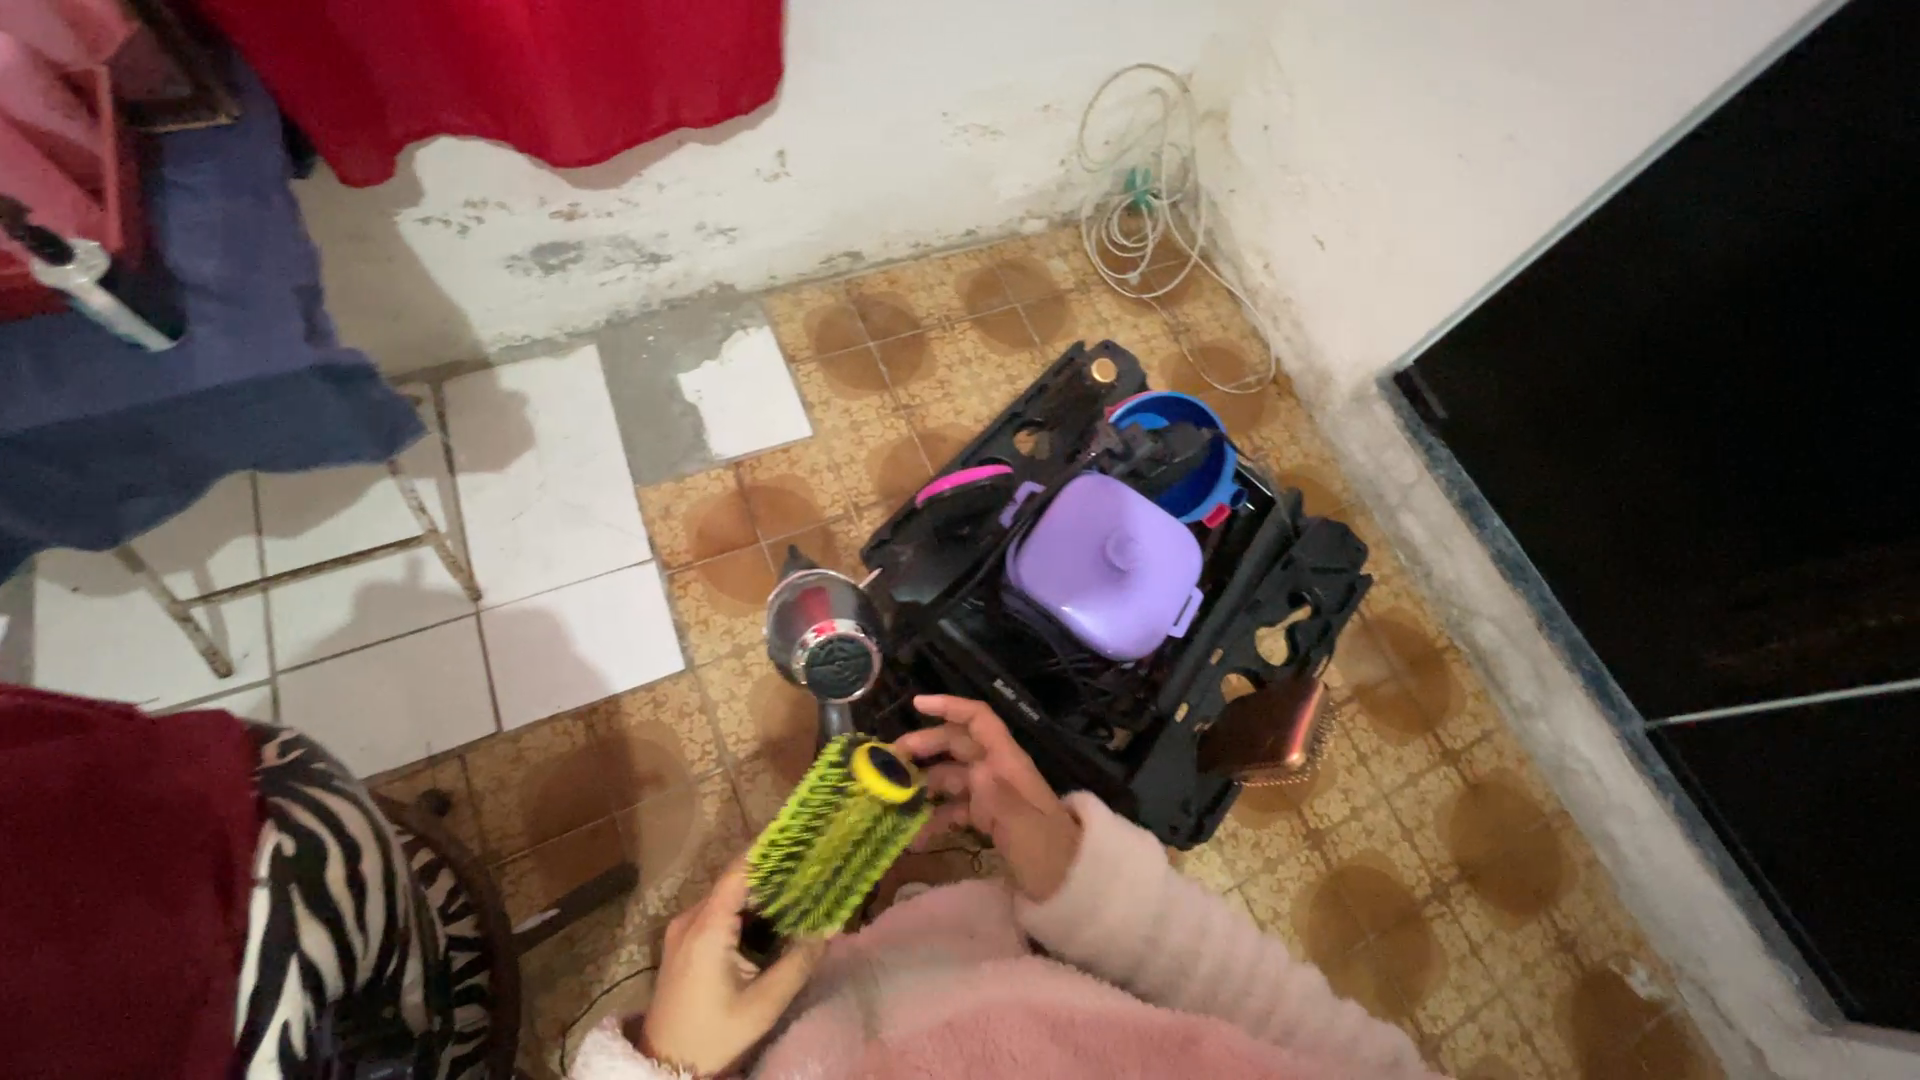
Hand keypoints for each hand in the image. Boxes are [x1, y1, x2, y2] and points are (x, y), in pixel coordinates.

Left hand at [639, 859, 824, 1076]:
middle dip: (774, 869)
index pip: (741, 869)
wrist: (665, 1070)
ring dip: (762, 891)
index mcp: (708, 927)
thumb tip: (831, 925)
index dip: (770, 847)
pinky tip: (773, 917)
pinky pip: (719, 911)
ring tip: (800, 886)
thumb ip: (799, 961)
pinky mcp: (684, 943)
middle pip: (737, 879)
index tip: (801, 831)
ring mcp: (684, 930)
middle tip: (812, 863)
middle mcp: (691, 918)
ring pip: (729, 895)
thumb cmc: (713, 1036)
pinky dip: (747, 908)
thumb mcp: (763, 1004)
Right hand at [895, 695, 1082, 901]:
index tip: (916, 704)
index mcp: (1009, 763)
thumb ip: (1001, 800)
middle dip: (925, 746)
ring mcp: (992, 794)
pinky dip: (935, 817)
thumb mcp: (1026, 828)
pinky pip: (955, 808)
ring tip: (894, 799)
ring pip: (951, 776)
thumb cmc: (1050, 854)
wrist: (1072, 887)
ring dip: (924, 784)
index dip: (949, 706)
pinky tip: (915, 837)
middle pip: (958, 744)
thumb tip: (974, 771)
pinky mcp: (988, 818)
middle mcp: (998, 771)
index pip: (979, 719)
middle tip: (890, 761)